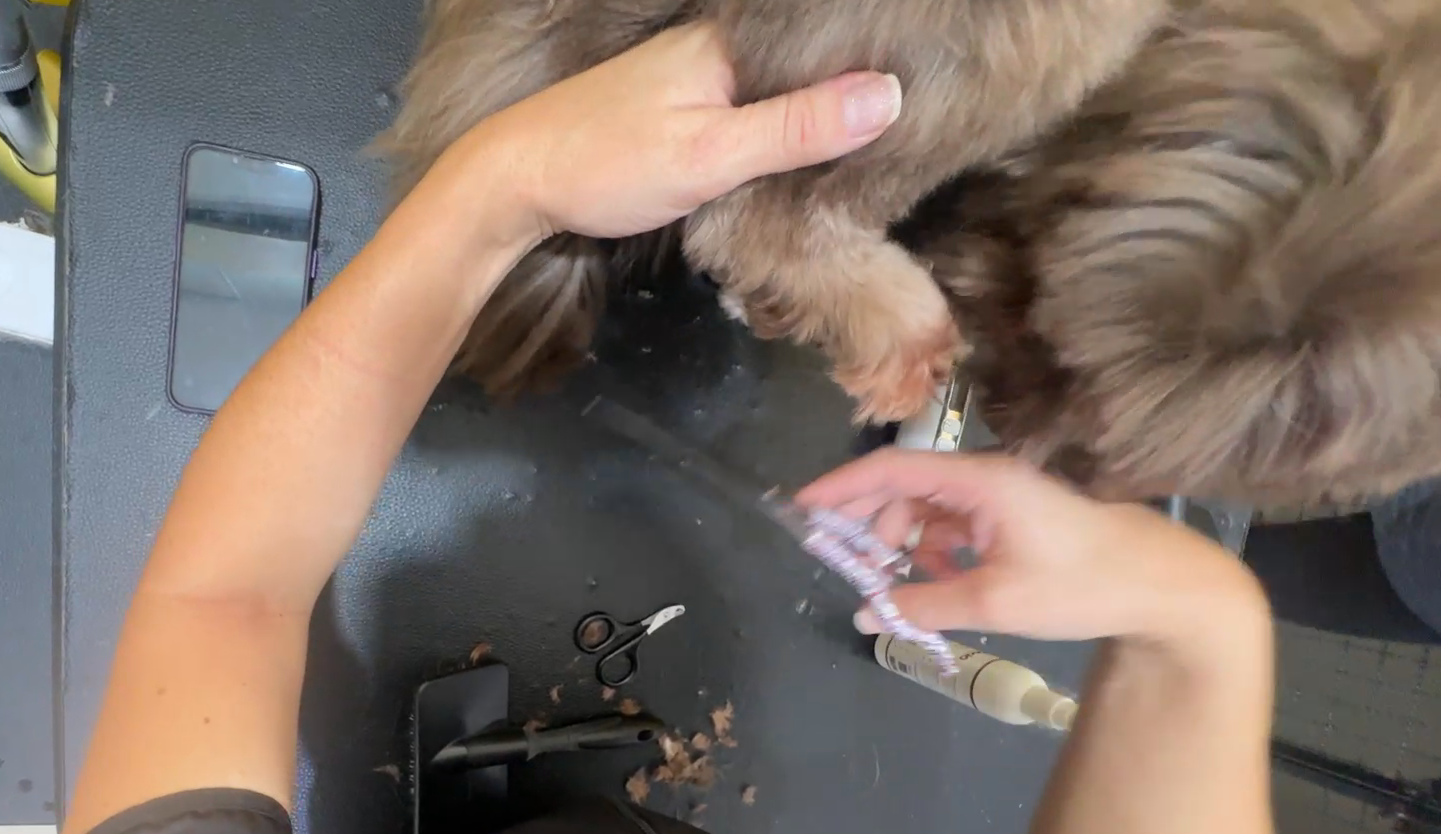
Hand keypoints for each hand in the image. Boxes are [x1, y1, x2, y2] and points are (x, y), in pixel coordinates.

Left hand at [451, 23, 901, 243]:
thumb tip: (890, 97)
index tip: (923, 115)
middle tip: (901, 143)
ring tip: (857, 152)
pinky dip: (763, 132)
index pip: (827, 51)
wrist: (517, 181)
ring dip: (804, 119)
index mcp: (732, 45)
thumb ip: (793, 130)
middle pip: (801, 70)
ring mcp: (688, 78)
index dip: (873, 79)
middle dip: (842, 101)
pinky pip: (737, 112)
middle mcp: (714, 48)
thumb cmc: (608, 166)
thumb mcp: (708, 156)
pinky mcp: (670, 110)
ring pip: (768, 94)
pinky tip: (782, 154)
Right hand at [796, 450, 1267, 646]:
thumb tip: (865, 615)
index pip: (891, 468)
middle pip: (902, 486)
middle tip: (839, 555)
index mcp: (979, 481)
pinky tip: (938, 579)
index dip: (840, 485)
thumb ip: (922, 605)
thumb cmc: (1084, 584)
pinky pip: (950, 524)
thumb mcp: (994, 601)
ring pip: (924, 508)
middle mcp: (983, 477)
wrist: (1173, 589)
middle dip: (866, 520)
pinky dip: (932, 549)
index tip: (802, 508)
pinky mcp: (1009, 514)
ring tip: (898, 580)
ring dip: (901, 541)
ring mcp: (997, 495)